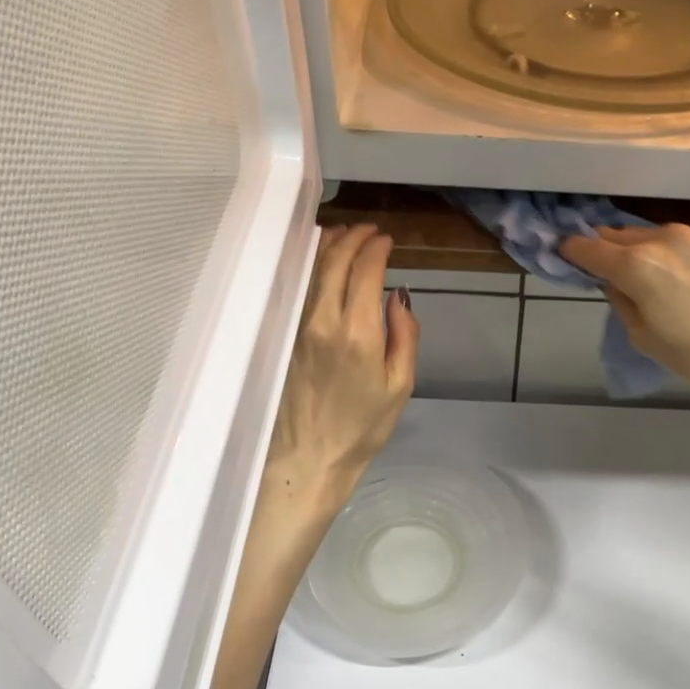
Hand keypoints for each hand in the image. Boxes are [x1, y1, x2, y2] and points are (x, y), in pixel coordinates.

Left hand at [264, 224, 418, 508]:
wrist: (310, 457)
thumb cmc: (362, 428)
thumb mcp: (400, 386)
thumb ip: (405, 336)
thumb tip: (398, 298)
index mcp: (357, 334)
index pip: (365, 271)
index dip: (377, 248)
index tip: (388, 240)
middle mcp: (323, 322)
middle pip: (334, 262)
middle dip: (353, 238)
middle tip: (369, 231)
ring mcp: (298, 327)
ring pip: (312, 271)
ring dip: (330, 247)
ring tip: (345, 236)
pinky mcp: (285, 337)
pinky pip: (299, 288)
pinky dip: (312, 267)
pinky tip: (319, 262)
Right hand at [561, 225, 689, 418]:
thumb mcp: (644, 337)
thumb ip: (621, 300)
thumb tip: (613, 281)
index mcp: (637, 265)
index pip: (587, 248)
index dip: (571, 253)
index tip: (564, 257)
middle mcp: (665, 238)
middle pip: (619, 236)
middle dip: (608, 251)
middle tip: (607, 272)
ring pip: (655, 236)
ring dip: (645, 252)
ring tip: (656, 282)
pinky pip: (688, 241)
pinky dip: (679, 255)